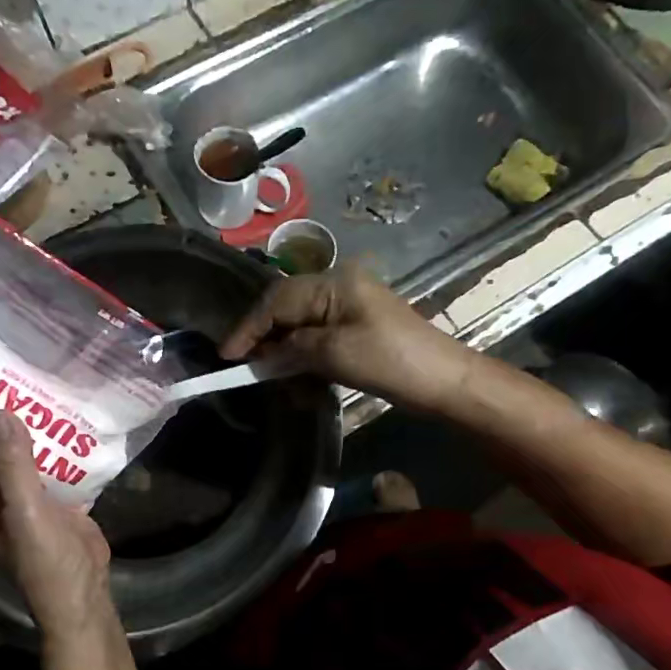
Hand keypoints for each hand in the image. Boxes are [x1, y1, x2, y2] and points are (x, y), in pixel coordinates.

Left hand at [0, 410, 112, 635]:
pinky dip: (53, 447)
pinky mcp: (49, 500)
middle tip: (7, 378)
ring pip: (16, 456)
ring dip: (26, 431)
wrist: (83, 589)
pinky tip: (66, 421)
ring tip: (37, 390)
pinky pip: (45, 466)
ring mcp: (19, 499)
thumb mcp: (24, 507)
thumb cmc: (43, 556)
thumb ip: (11, 462)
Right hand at [220, 264, 474, 411]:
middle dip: (269, 343)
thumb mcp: (334, 352)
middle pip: (287, 311)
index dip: (249, 327)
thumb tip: (265, 354)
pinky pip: (321, 341)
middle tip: (254, 372)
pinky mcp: (358, 331)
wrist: (443, 380)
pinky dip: (309, 363)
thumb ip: (293, 347)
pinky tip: (307, 386)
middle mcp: (339, 288)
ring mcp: (350, 309)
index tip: (228, 356)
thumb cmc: (390, 360)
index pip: (277, 299)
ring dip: (290, 358)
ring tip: (286, 386)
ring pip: (302, 329)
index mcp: (334, 283)